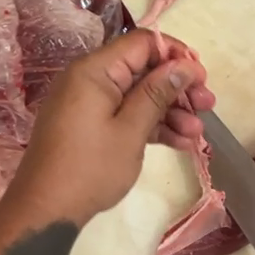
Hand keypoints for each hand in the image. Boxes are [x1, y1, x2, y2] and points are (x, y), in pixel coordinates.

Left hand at [8, 29, 214, 223]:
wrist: (46, 210)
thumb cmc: (90, 168)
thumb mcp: (130, 131)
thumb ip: (157, 94)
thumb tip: (184, 65)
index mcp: (94, 71)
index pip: (142, 44)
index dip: (176, 56)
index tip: (201, 77)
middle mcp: (89, 80)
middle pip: (142, 70)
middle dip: (177, 88)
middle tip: (208, 106)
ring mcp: (87, 105)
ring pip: (137, 96)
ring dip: (169, 112)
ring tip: (197, 134)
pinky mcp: (88, 127)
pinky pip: (124, 115)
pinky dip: (150, 126)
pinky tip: (179, 143)